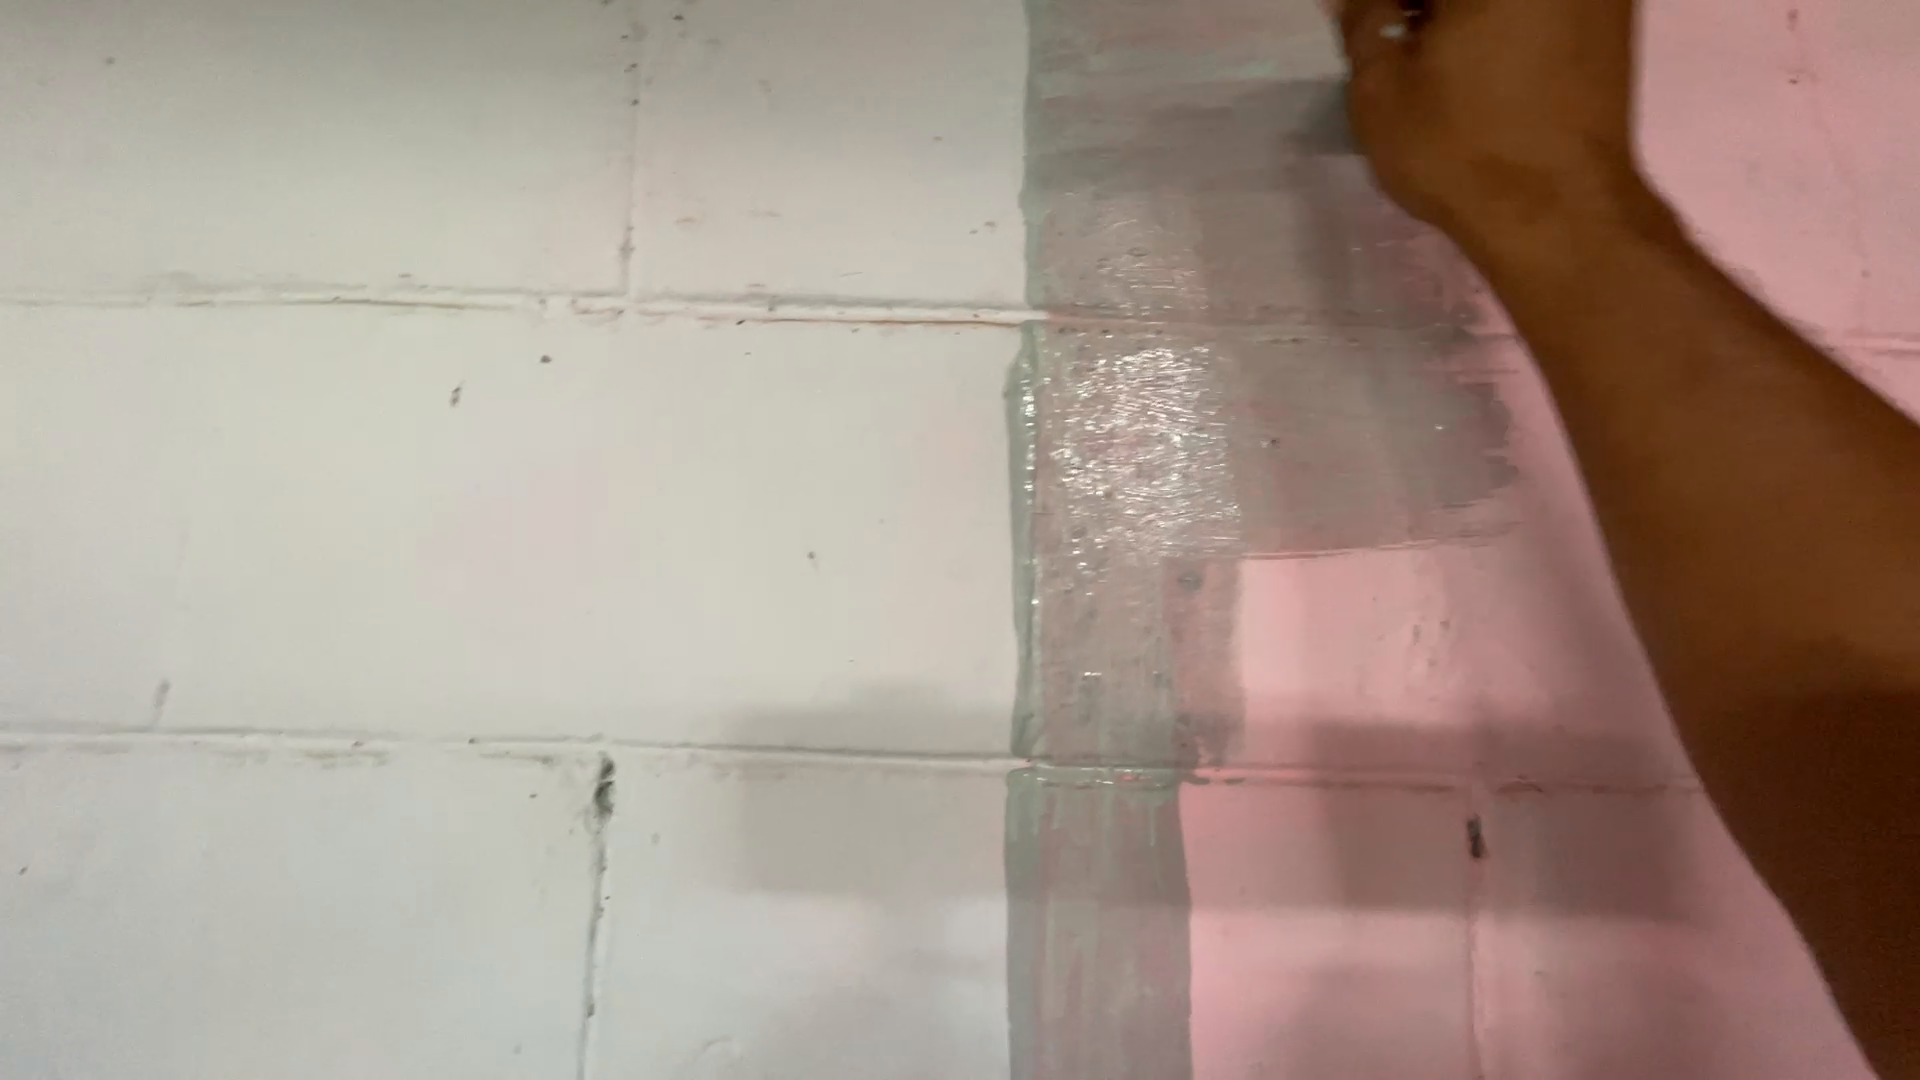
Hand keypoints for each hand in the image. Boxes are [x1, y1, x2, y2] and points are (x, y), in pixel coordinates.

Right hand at [1338, 0, 1650, 254]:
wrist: (1550, 206)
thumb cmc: (1454, 148)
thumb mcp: (1380, 92)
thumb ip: (1363, 27)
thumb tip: (1352, 1)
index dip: (1380, 6)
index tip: (1361, 27)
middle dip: (1419, 7)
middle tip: (1391, 39)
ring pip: (1502, 0)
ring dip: (1459, 17)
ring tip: (1433, 57)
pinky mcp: (1612, 18)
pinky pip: (1539, 9)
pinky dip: (1502, 24)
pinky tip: (1479, 67)